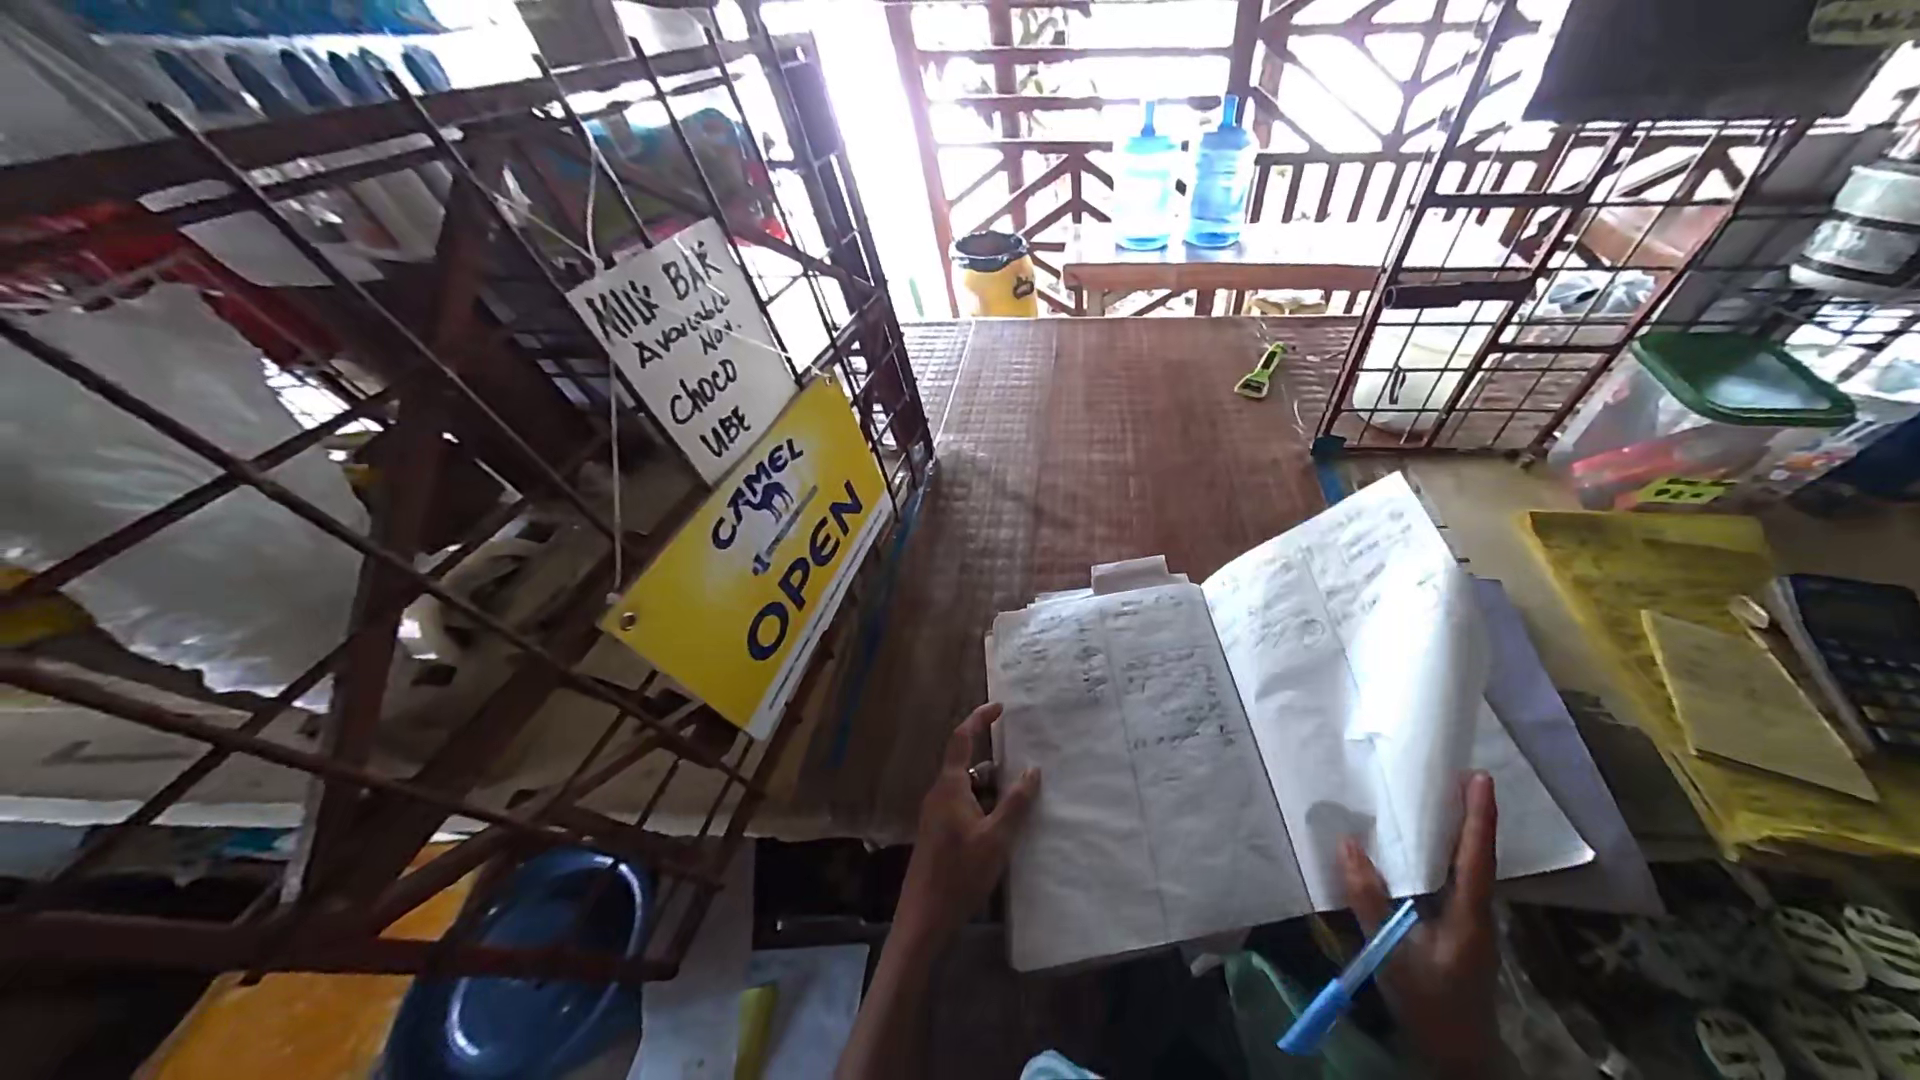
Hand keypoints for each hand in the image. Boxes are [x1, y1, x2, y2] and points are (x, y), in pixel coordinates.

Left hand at [893, 703, 1040, 945]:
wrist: (924, 918)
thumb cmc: (960, 874)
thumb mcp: (997, 839)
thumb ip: (1016, 803)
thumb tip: (1032, 770)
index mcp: (949, 787)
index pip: (962, 738)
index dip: (979, 719)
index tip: (1000, 707)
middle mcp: (939, 794)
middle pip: (966, 764)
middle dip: (994, 759)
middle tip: (1023, 758)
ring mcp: (936, 815)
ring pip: (967, 788)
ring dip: (991, 786)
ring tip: (1022, 792)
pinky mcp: (939, 833)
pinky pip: (964, 805)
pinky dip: (984, 804)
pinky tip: (1004, 822)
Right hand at [1340, 771, 1499, 1079]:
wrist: (1459, 1053)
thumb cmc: (1429, 1004)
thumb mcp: (1393, 955)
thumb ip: (1371, 902)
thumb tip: (1347, 844)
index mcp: (1470, 916)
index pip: (1476, 857)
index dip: (1478, 817)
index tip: (1477, 778)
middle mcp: (1477, 912)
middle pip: (1478, 854)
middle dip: (1472, 813)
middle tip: (1459, 773)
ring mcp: (1470, 921)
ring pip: (1468, 865)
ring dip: (1460, 830)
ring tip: (1443, 796)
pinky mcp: (1457, 927)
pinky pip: (1453, 878)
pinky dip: (1445, 851)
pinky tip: (1424, 844)